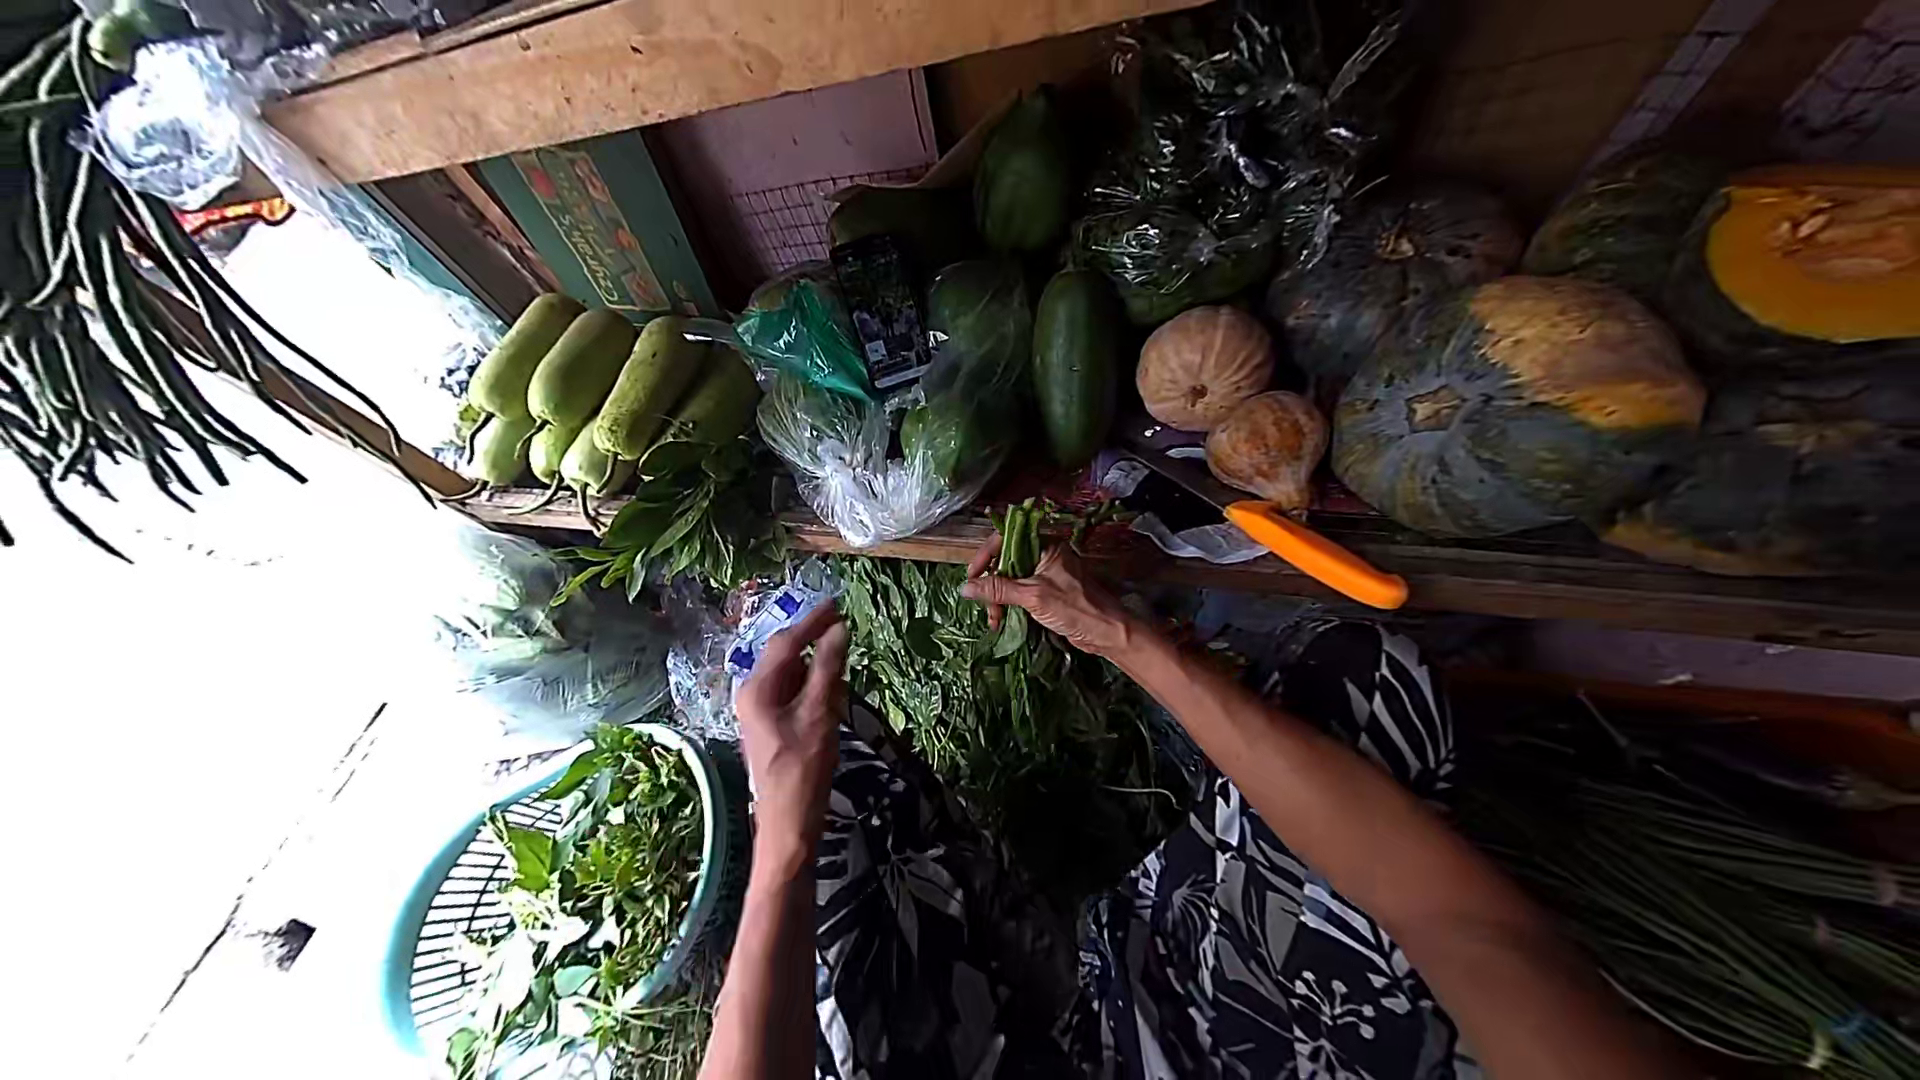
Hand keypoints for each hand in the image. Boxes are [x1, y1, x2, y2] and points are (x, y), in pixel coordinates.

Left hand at [734, 601, 849, 864]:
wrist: (788, 823)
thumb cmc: (803, 768)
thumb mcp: (819, 713)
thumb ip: (828, 668)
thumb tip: (839, 629)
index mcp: (757, 689)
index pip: (787, 643)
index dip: (813, 621)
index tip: (837, 603)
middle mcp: (752, 694)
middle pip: (784, 654)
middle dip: (812, 639)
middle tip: (841, 624)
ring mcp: (760, 710)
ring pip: (789, 673)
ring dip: (814, 662)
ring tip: (839, 654)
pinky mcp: (771, 724)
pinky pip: (791, 691)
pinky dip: (811, 683)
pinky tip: (829, 687)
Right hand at [959, 535, 1140, 658]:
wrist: (1107, 632)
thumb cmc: (1076, 608)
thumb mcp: (1033, 596)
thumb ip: (999, 589)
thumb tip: (966, 587)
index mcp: (1045, 546)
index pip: (1005, 539)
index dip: (986, 555)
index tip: (972, 576)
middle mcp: (1044, 556)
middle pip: (1005, 561)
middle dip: (991, 583)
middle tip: (984, 605)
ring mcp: (1045, 575)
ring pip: (1010, 580)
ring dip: (997, 598)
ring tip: (995, 620)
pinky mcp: (1046, 593)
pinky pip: (1019, 593)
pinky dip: (1008, 605)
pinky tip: (1002, 620)